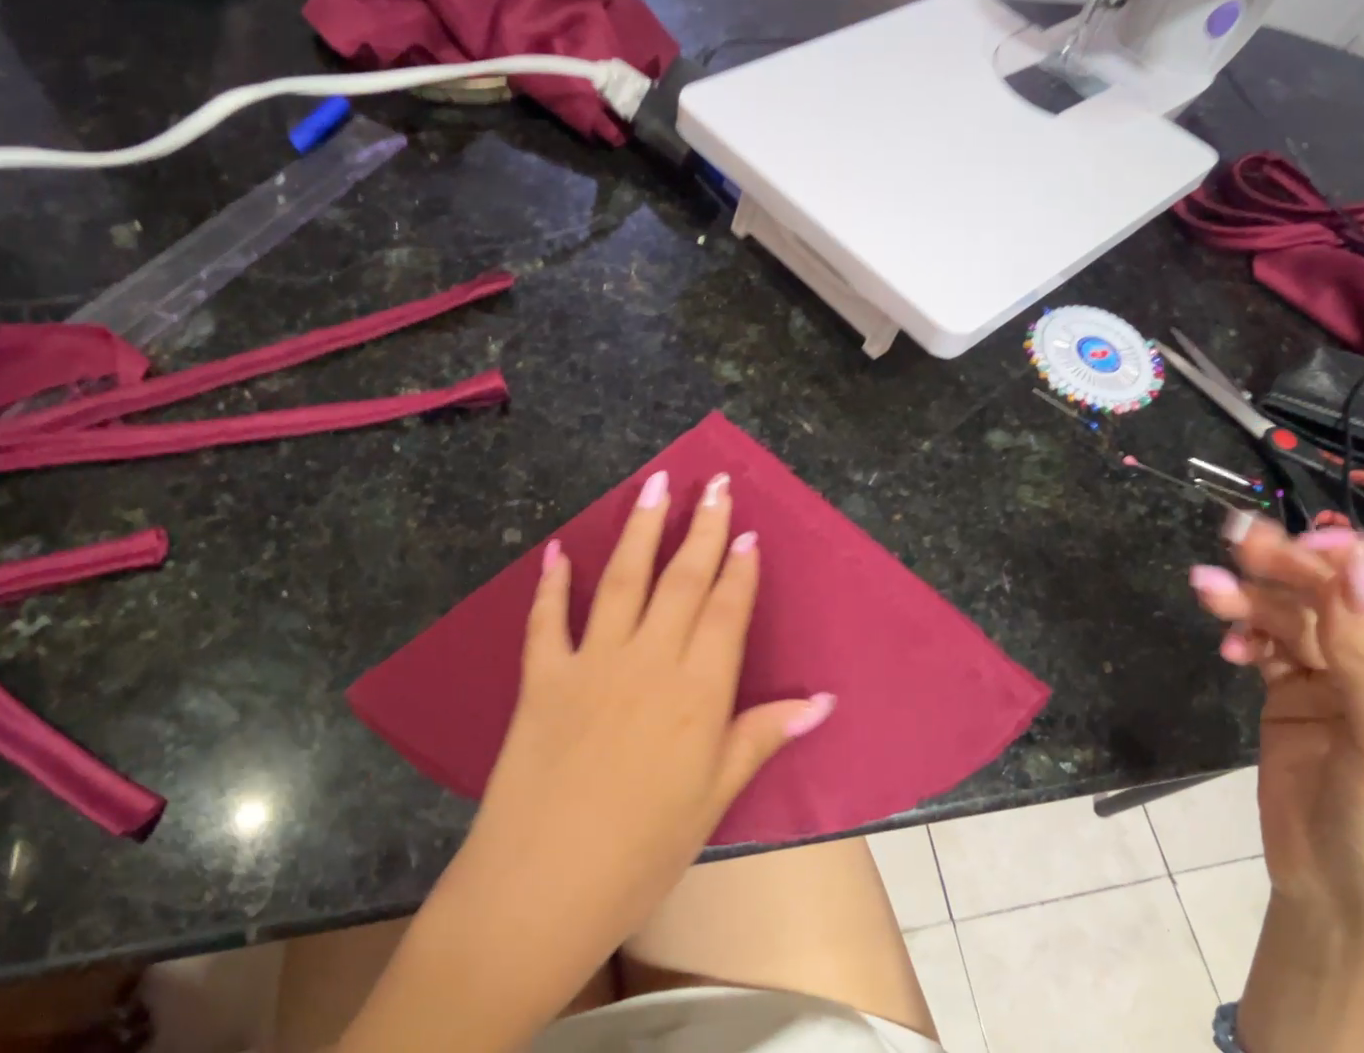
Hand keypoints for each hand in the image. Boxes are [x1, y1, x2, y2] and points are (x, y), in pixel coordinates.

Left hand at [475, 468, 833, 916]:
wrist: (545, 882)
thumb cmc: (645, 850)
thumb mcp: (715, 798)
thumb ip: (762, 737)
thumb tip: (823, 701)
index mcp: (698, 691)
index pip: (726, 612)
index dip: (739, 568)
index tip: (747, 530)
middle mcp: (648, 661)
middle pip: (681, 581)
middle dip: (701, 527)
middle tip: (714, 482)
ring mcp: (590, 664)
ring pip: (621, 581)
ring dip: (640, 530)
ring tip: (654, 485)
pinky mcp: (541, 678)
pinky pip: (546, 620)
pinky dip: (552, 583)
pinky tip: (556, 551)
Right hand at [1189, 514, 1363, 1051]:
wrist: (1347, 910)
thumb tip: (1349, 565)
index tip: (1317, 543)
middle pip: (1359, 597)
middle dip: (1300, 570)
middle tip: (1241, 541)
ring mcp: (1355, 682)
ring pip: (1307, 618)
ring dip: (1258, 600)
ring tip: (1207, 585)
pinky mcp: (1301, 697)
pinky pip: (1274, 649)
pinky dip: (1248, 637)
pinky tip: (1227, 642)